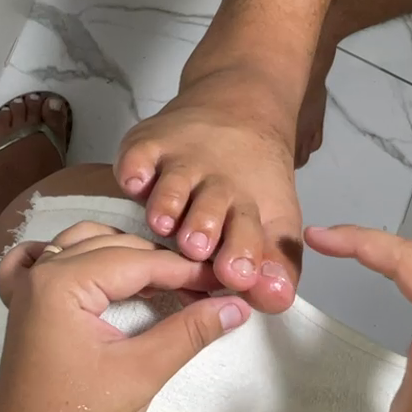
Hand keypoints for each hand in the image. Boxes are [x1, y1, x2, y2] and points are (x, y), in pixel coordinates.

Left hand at [0, 222, 250, 411]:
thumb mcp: (140, 375)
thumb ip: (189, 334)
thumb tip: (235, 307)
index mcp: (62, 283)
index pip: (139, 260)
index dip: (187, 270)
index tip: (225, 281)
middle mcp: (41, 271)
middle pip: (116, 245)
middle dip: (163, 263)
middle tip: (205, 289)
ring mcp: (27, 284)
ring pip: (86, 242)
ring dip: (127, 254)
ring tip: (165, 282)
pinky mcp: (23, 301)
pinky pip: (47, 256)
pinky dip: (76, 255)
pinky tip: (97, 270)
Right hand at [115, 63, 305, 312]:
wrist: (238, 112)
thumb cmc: (249, 185)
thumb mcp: (275, 226)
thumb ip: (276, 269)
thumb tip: (276, 298)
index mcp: (248, 210)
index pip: (250, 231)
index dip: (244, 253)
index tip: (238, 275)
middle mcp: (216, 186)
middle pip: (212, 207)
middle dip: (204, 227)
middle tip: (197, 246)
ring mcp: (182, 165)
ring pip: (175, 184)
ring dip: (169, 204)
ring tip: (163, 224)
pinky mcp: (149, 147)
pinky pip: (139, 156)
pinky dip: (135, 169)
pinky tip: (135, 184)